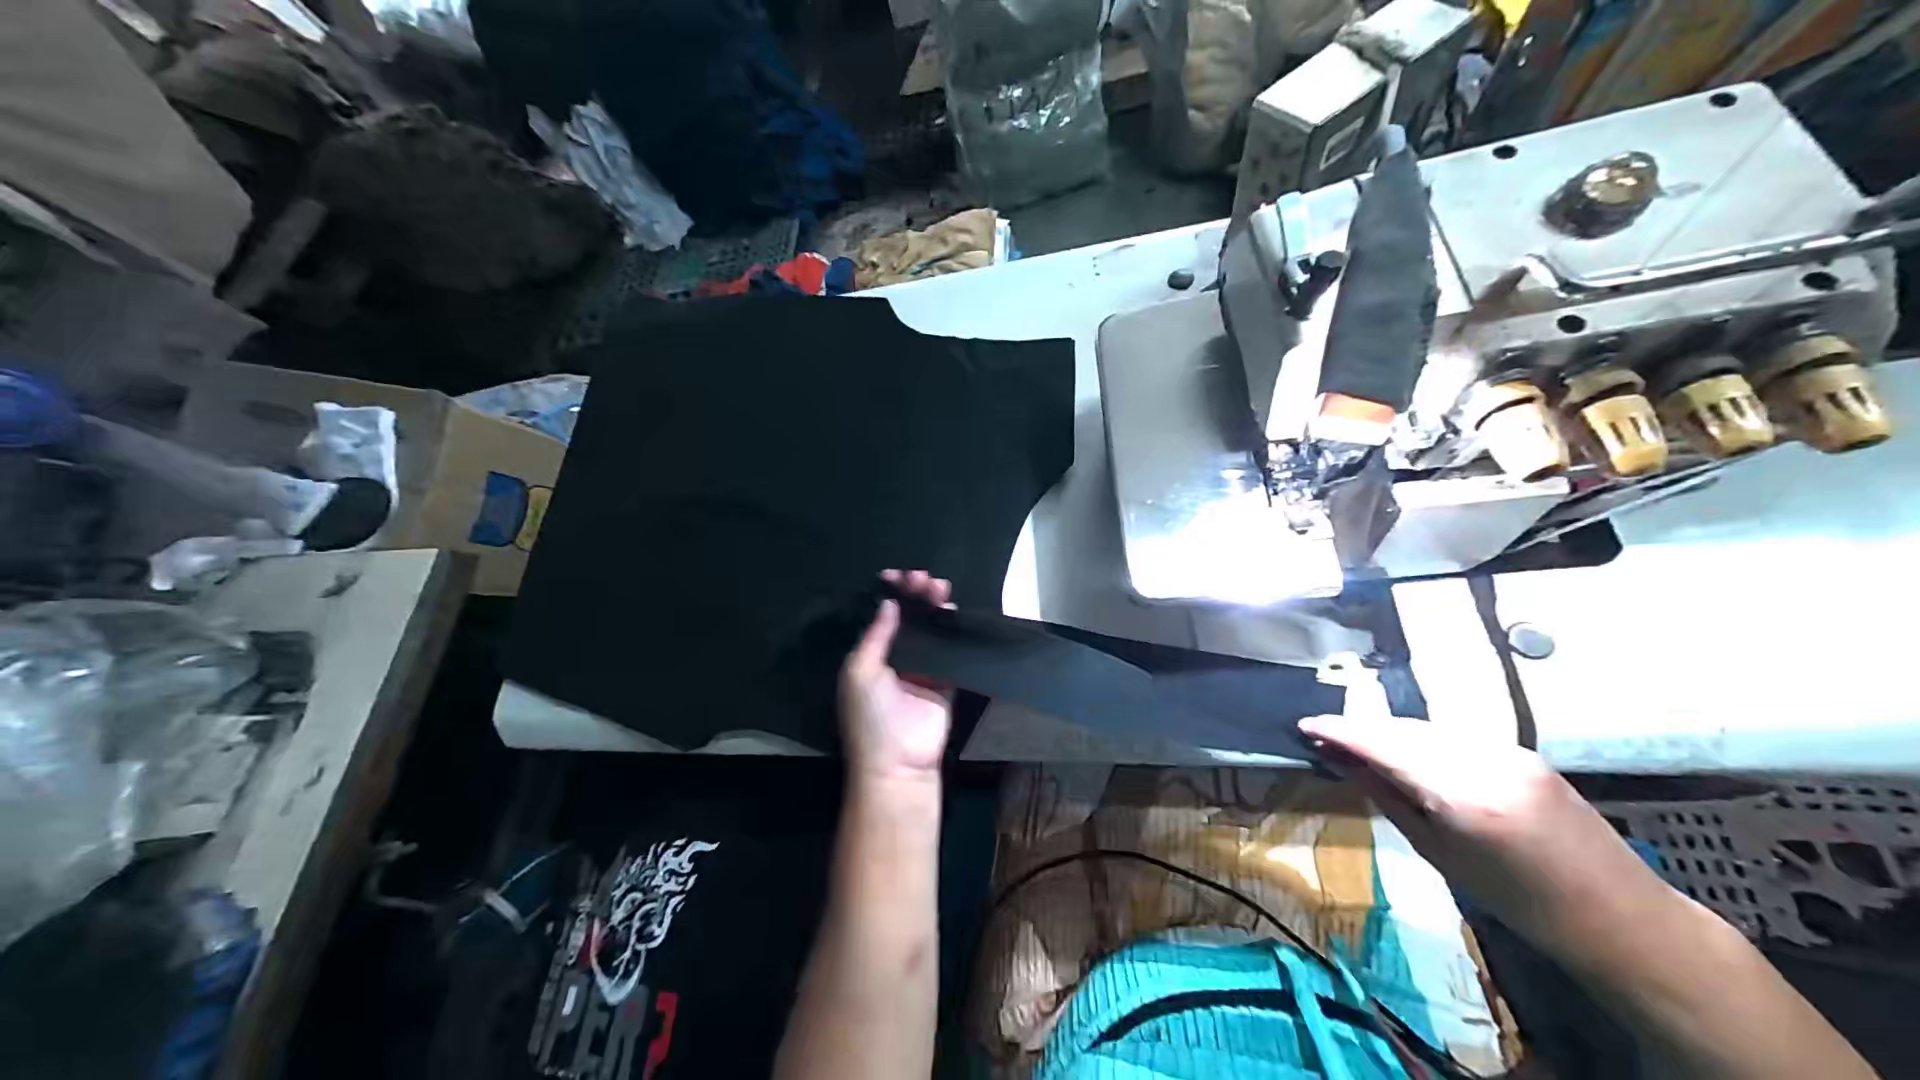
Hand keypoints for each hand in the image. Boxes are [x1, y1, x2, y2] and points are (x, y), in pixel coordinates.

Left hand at [839, 570, 954, 782]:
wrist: (898, 763)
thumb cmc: (869, 716)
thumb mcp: (860, 672)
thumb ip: (876, 635)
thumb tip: (888, 602)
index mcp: (870, 654)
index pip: (881, 616)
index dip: (889, 594)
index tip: (897, 575)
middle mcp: (896, 657)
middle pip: (908, 617)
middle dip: (914, 594)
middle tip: (922, 578)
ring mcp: (922, 668)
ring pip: (930, 628)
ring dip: (934, 605)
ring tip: (938, 587)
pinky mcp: (946, 680)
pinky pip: (951, 650)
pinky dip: (953, 629)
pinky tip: (953, 610)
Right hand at [1298, 714, 1672, 953]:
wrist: (1617, 917)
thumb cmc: (1518, 902)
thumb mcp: (1438, 854)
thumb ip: (1387, 797)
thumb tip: (1341, 760)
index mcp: (1462, 795)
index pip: (1384, 745)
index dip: (1340, 731)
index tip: (1306, 726)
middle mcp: (1484, 760)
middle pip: (1403, 729)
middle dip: (1360, 730)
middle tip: (1325, 737)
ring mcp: (1507, 751)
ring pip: (1426, 727)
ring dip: (1388, 732)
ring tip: (1357, 744)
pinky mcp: (1521, 750)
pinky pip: (1453, 735)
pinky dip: (1420, 738)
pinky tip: (1405, 749)